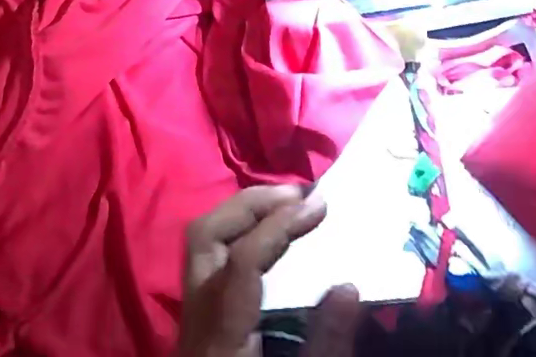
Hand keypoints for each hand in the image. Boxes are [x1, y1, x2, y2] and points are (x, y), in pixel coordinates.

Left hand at [176, 185, 363, 356]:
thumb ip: (326, 347)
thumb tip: (346, 286)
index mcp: (221, 338)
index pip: (241, 261)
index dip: (279, 225)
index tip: (320, 205)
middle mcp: (196, 317)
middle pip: (203, 236)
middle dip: (248, 204)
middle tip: (295, 194)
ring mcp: (189, 317)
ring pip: (198, 242)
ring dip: (240, 213)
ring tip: (284, 205)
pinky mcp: (195, 323)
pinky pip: (206, 259)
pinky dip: (235, 235)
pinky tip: (266, 239)